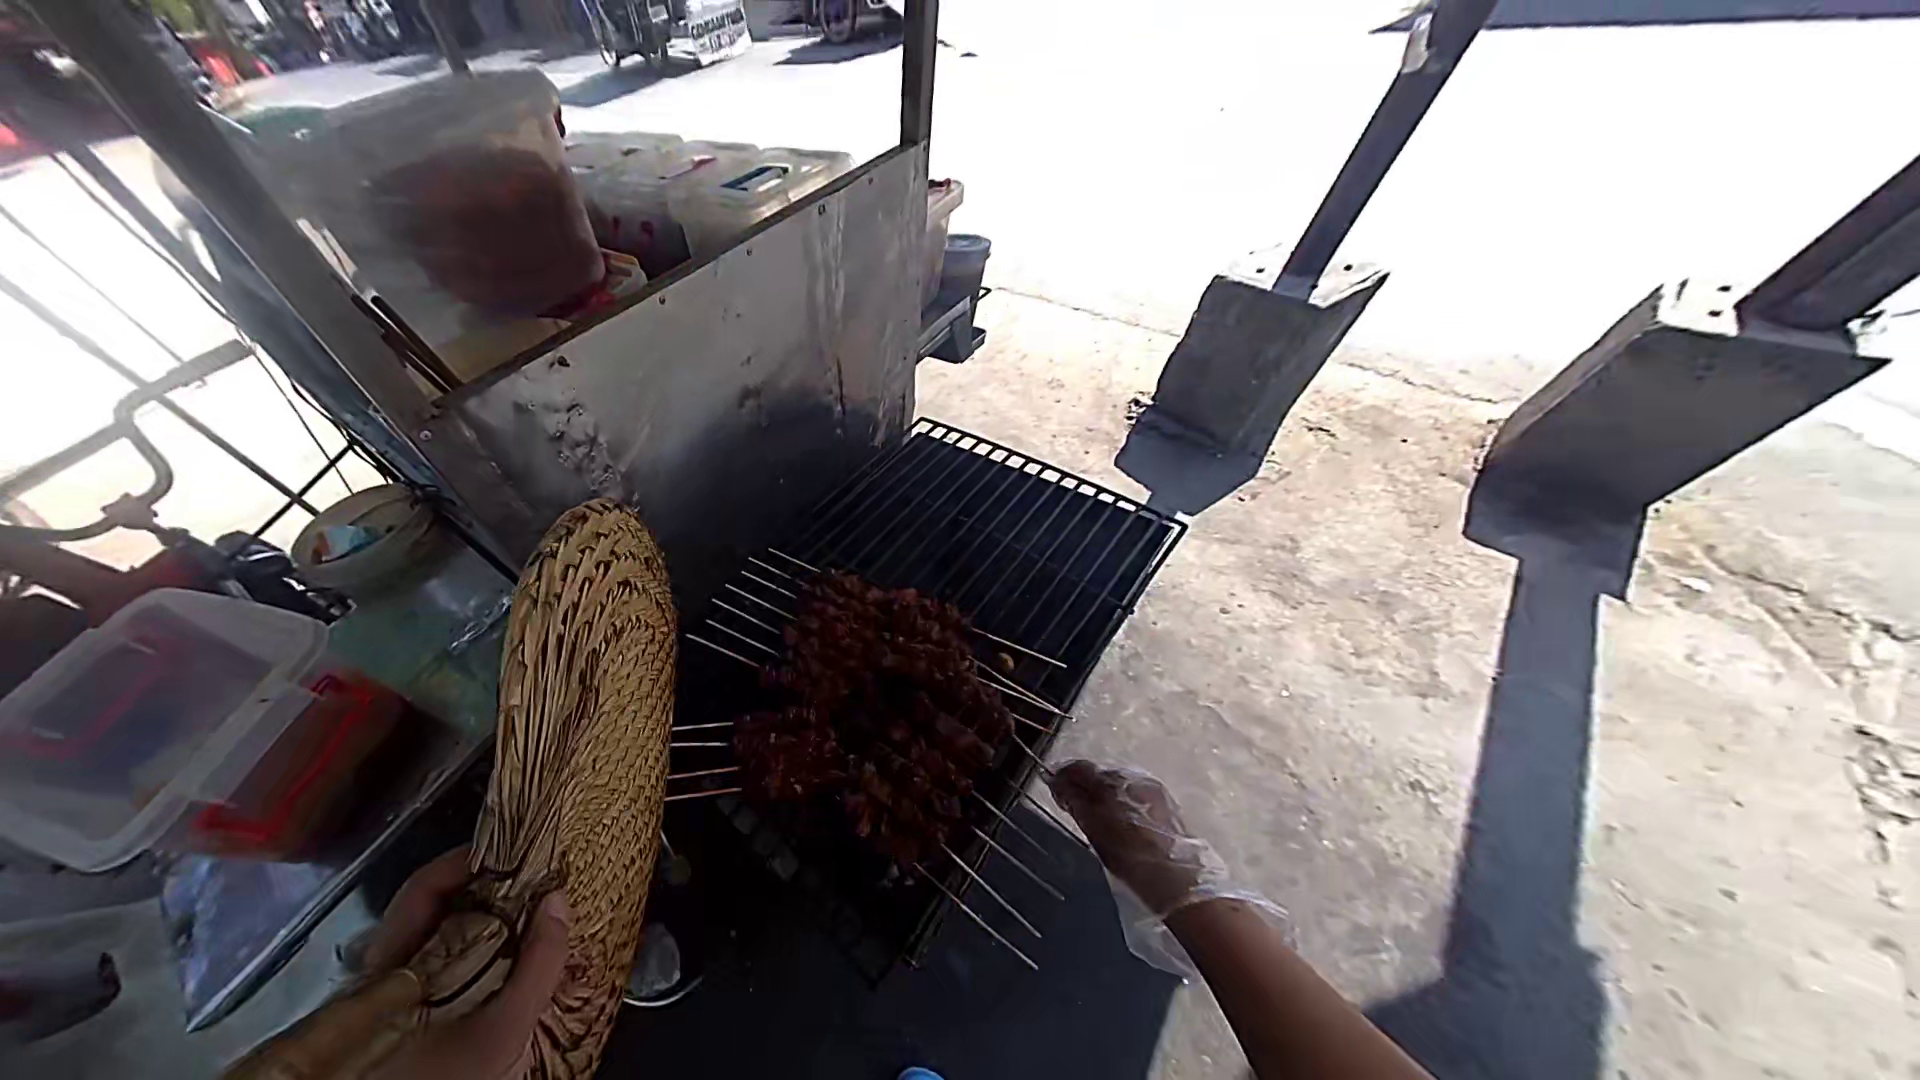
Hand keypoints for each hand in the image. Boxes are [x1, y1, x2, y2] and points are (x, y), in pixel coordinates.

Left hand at [359, 848, 573, 1079]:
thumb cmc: (453, 1079)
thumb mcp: (506, 1029)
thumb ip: (539, 963)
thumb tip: (558, 897)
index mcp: (389, 971)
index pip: (423, 890)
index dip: (468, 861)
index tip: (517, 852)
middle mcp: (385, 974)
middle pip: (435, 904)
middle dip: (489, 883)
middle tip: (534, 873)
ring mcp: (396, 993)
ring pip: (444, 929)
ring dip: (490, 911)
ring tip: (533, 902)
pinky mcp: (413, 1010)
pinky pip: (449, 954)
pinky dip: (485, 939)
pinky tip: (517, 944)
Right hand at [1048, 760, 1212, 914]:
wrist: (1182, 882)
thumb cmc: (1132, 858)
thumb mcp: (1096, 832)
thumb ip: (1075, 803)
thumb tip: (1057, 782)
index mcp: (1113, 781)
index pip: (1079, 768)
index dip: (1062, 776)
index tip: (1051, 787)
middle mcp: (1133, 776)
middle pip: (1099, 773)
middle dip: (1082, 784)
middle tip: (1069, 802)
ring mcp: (1152, 788)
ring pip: (1117, 783)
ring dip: (1101, 792)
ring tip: (1092, 813)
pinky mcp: (1165, 801)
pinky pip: (1132, 792)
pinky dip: (1119, 800)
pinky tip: (1116, 818)